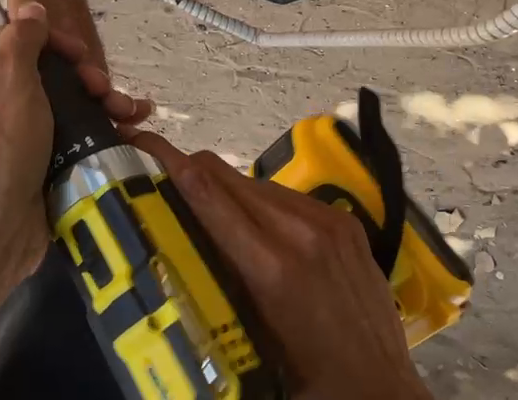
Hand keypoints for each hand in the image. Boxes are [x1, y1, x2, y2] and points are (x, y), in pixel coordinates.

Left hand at [0, 2, 149, 371]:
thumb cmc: (1, 143)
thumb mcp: (11, 78)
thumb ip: (23, 38)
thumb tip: (31, 8)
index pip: (21, 38)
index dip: (55, 41)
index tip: (81, 55)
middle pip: (49, 72)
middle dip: (85, 77)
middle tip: (105, 92)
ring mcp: (17, 132)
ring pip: (66, 104)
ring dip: (103, 104)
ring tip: (131, 115)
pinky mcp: (38, 162)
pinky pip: (73, 136)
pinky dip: (101, 132)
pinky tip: (131, 134)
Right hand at [129, 133, 432, 399]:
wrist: (382, 393)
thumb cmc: (304, 376)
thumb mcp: (245, 332)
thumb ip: (211, 277)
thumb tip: (165, 236)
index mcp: (270, 266)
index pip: (204, 188)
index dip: (165, 158)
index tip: (135, 142)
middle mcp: (297, 231)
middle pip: (221, 172)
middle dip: (183, 168)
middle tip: (156, 179)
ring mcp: (325, 221)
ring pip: (249, 180)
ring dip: (221, 189)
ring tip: (208, 214)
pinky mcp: (342, 220)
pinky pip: (282, 193)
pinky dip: (259, 203)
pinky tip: (257, 231)